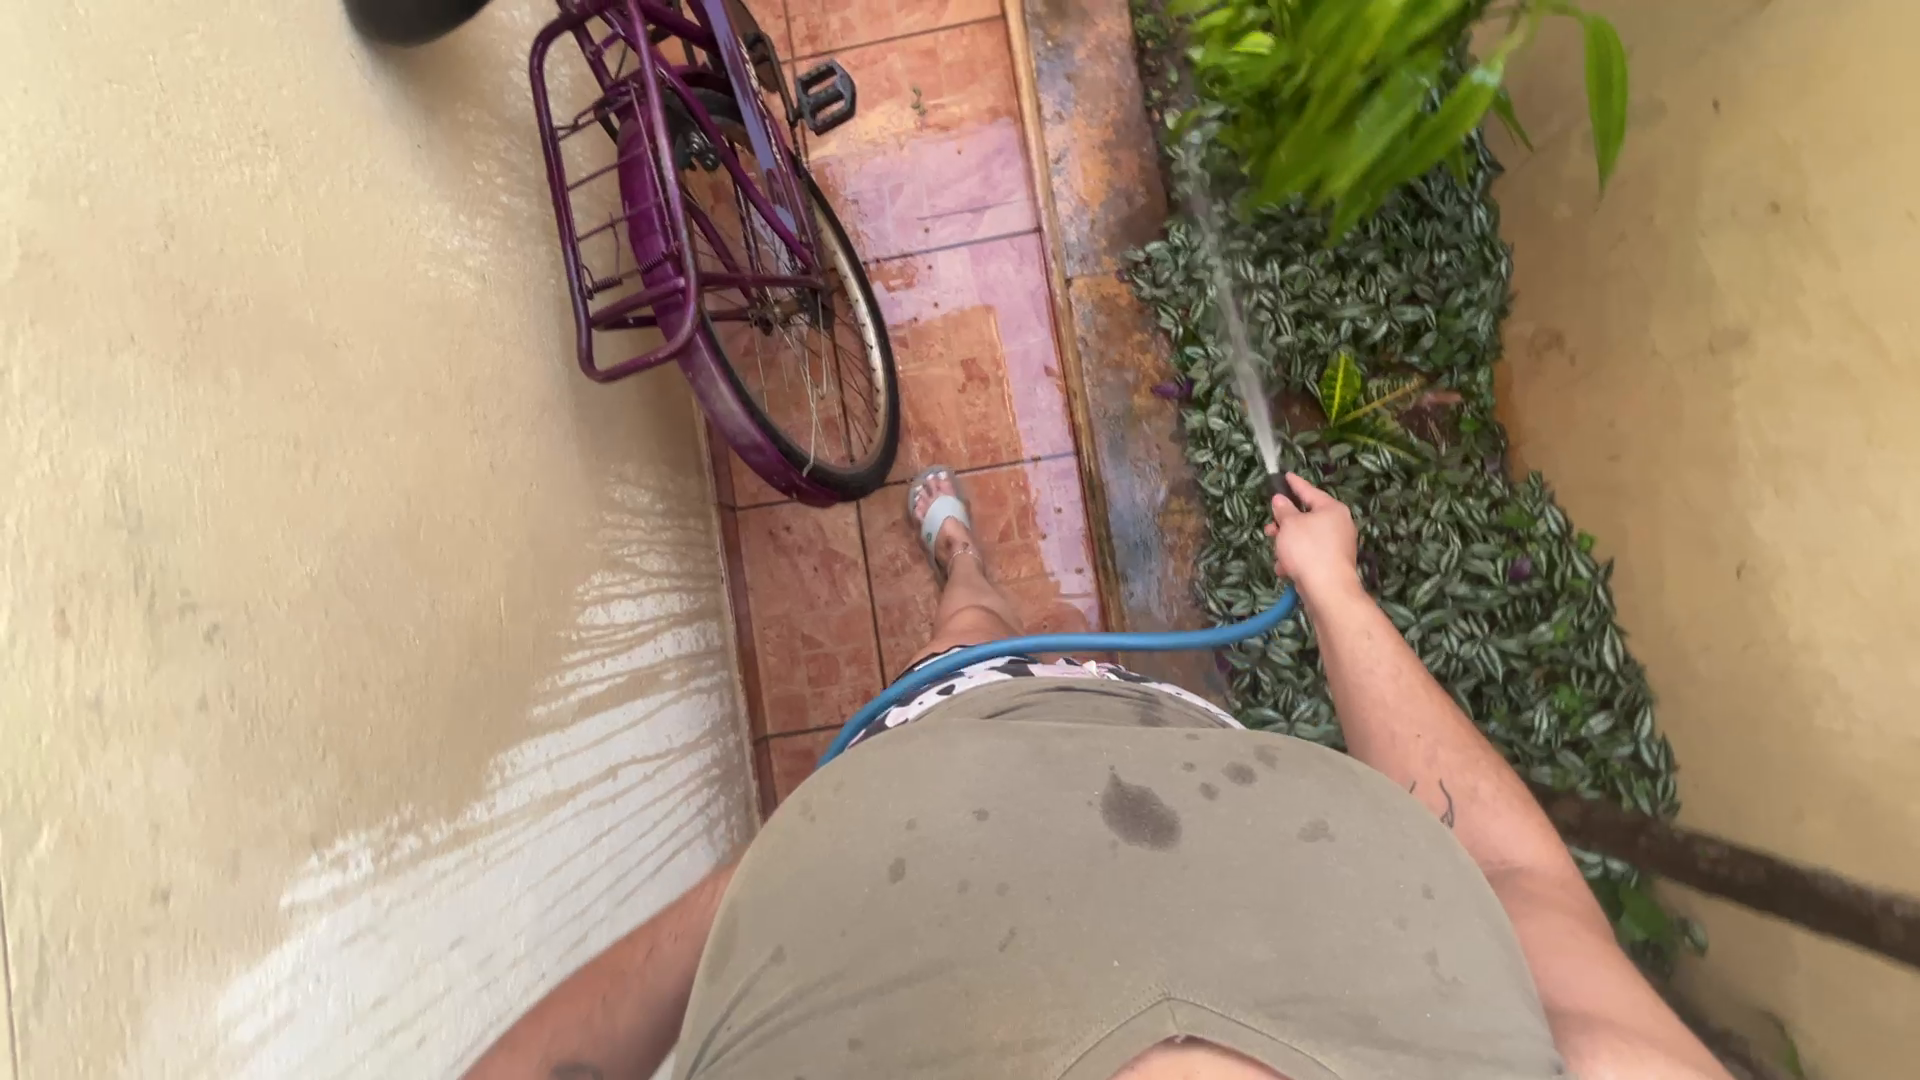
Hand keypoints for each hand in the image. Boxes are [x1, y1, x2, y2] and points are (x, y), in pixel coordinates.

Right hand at [1264, 473, 1360, 602]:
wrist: (1327, 588)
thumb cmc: (1307, 549)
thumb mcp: (1289, 524)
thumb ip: (1283, 510)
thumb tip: (1280, 500)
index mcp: (1331, 509)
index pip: (1309, 490)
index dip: (1294, 483)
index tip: (1286, 476)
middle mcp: (1338, 524)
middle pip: (1305, 517)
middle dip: (1284, 524)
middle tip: (1271, 528)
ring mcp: (1336, 545)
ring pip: (1304, 538)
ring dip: (1286, 545)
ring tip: (1277, 554)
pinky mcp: (1331, 563)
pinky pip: (1308, 555)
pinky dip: (1295, 559)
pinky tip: (1285, 569)